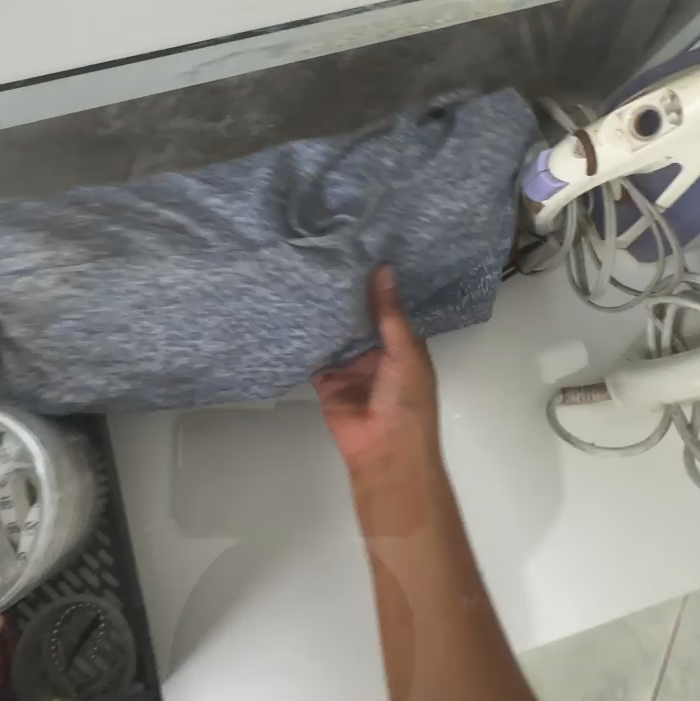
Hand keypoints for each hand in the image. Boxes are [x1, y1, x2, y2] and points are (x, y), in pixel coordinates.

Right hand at [314, 265, 441, 475]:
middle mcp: (375, 351)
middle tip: (326, 255)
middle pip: (358, 318)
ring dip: (325, 314)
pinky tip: (292, 310)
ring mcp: (350, 366)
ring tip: (306, 274)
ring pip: (336, 334)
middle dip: (346, 295)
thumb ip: (390, 313)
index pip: (388, 307)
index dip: (377, 283)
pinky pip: (315, 355)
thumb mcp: (404, 351)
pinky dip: (306, 339)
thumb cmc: (407, 400)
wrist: (385, 452)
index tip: (361, 249)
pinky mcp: (326, 379)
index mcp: (402, 344)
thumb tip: (384, 268)